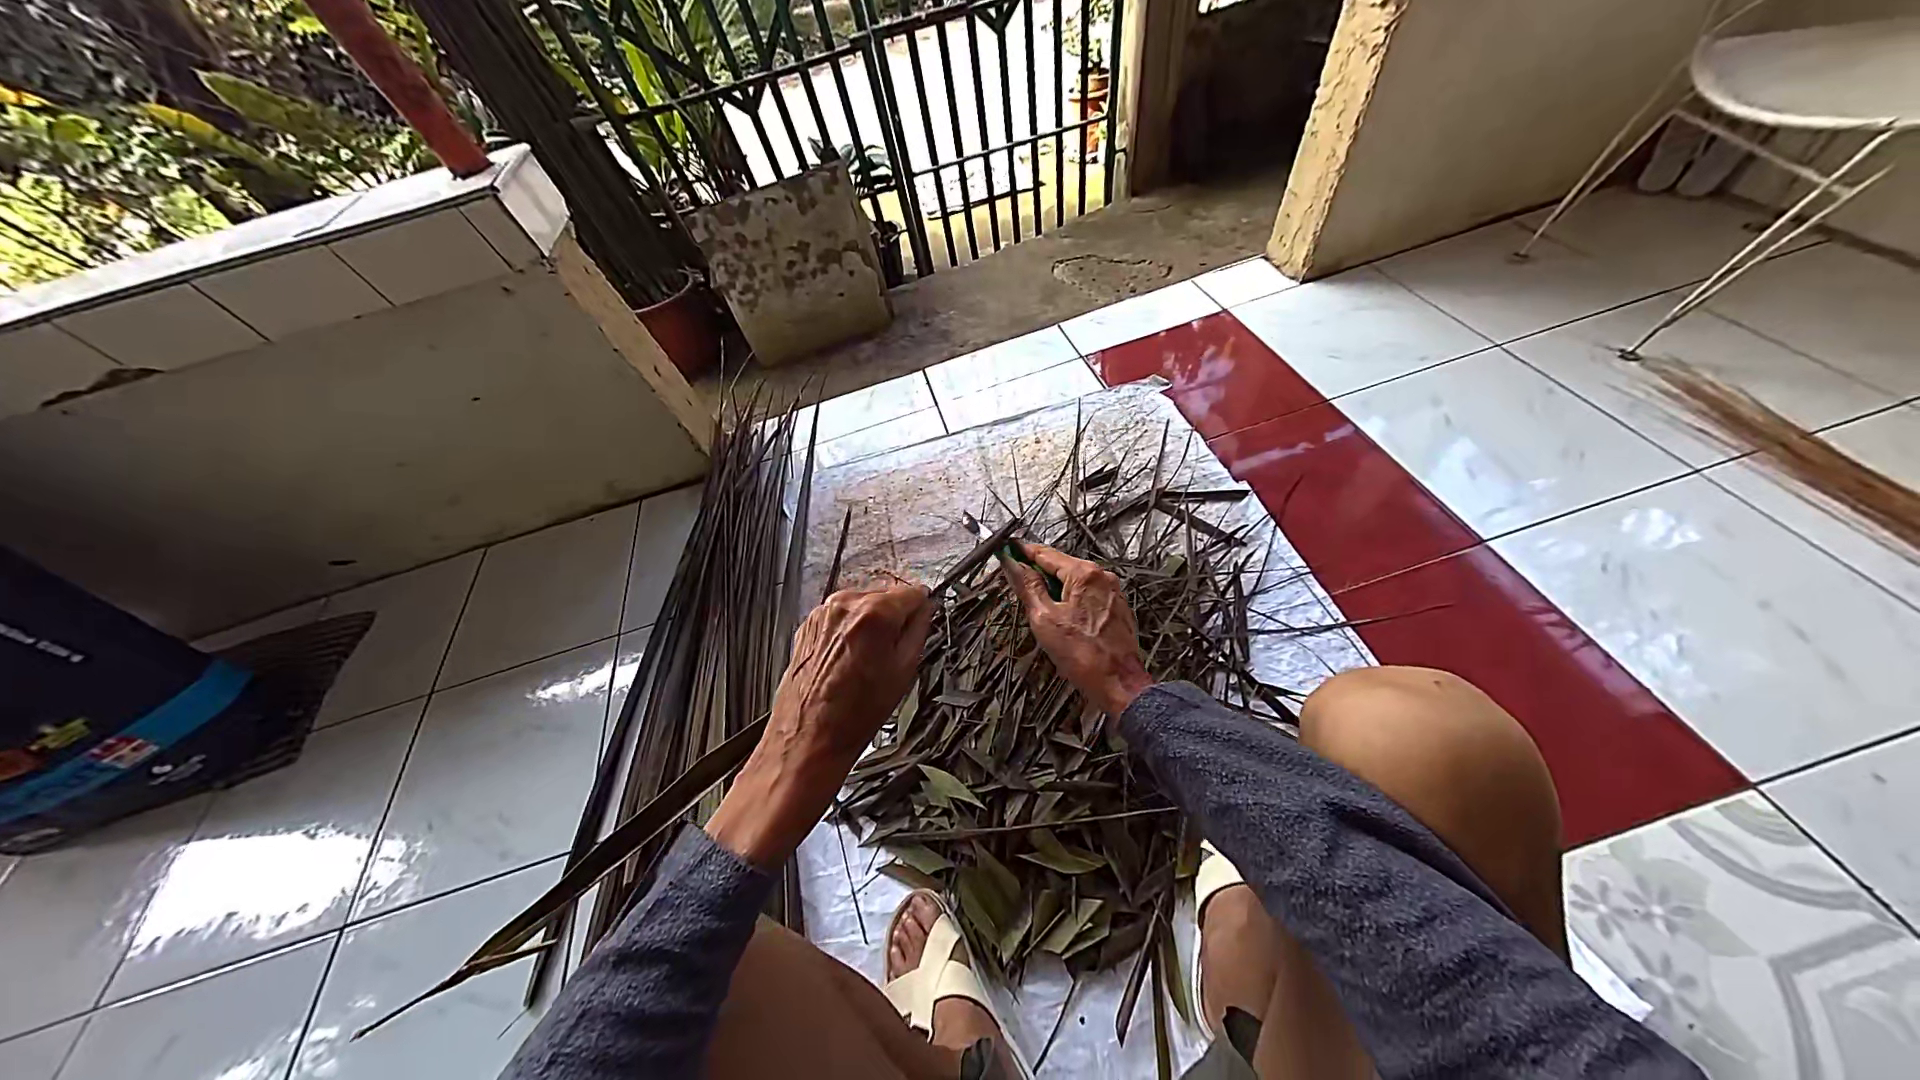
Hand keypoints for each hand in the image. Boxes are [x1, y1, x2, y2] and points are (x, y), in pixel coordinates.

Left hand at [708, 583, 931, 868]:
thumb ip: (919, 630)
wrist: (809, 736)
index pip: (913, 592)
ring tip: (870, 660)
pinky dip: (850, 631)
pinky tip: (851, 661)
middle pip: (886, 594)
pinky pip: (841, 617)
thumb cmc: (853, 712)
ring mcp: (824, 613)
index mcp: (875, 613)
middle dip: (895, 616)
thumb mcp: (905, 670)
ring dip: (872, 623)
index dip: (921, 609)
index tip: (922, 621)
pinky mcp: (809, 625)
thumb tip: (924, 611)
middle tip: (895, 649)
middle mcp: (846, 605)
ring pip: (863, 604)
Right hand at [1001, 543, 1152, 715]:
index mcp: (1085, 574)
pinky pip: (1087, 595)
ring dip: (1054, 588)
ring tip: (1038, 607)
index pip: (1046, 554)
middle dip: (1039, 573)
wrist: (1118, 683)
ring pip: (1074, 581)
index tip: (1009, 550)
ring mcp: (1112, 593)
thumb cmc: (1086, 656)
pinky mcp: (1116, 608)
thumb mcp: (1044, 618)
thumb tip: (1013, 566)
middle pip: (1062, 566)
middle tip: (1017, 580)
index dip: (1023, 552)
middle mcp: (1103, 578)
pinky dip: (1070, 600)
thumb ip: (1027, 587)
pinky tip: (1061, 618)